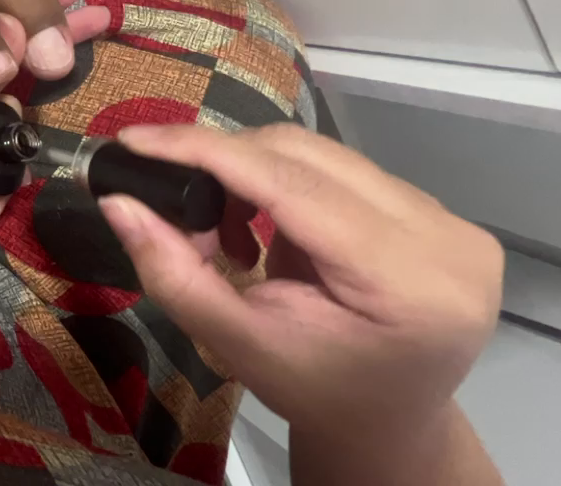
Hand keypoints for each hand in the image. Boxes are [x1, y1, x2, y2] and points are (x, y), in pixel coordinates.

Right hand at [98, 123, 503, 440]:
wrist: (387, 419)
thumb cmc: (313, 389)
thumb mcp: (231, 340)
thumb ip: (170, 271)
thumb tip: (115, 200)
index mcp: (410, 283)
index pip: (290, 183)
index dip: (204, 150)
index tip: (132, 141)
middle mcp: (445, 237)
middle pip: (300, 152)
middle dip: (218, 160)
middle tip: (170, 197)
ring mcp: (445, 218)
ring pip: (310, 149)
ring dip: (243, 168)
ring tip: (217, 222)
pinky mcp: (429, 208)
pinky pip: (327, 162)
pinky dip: (271, 176)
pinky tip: (258, 222)